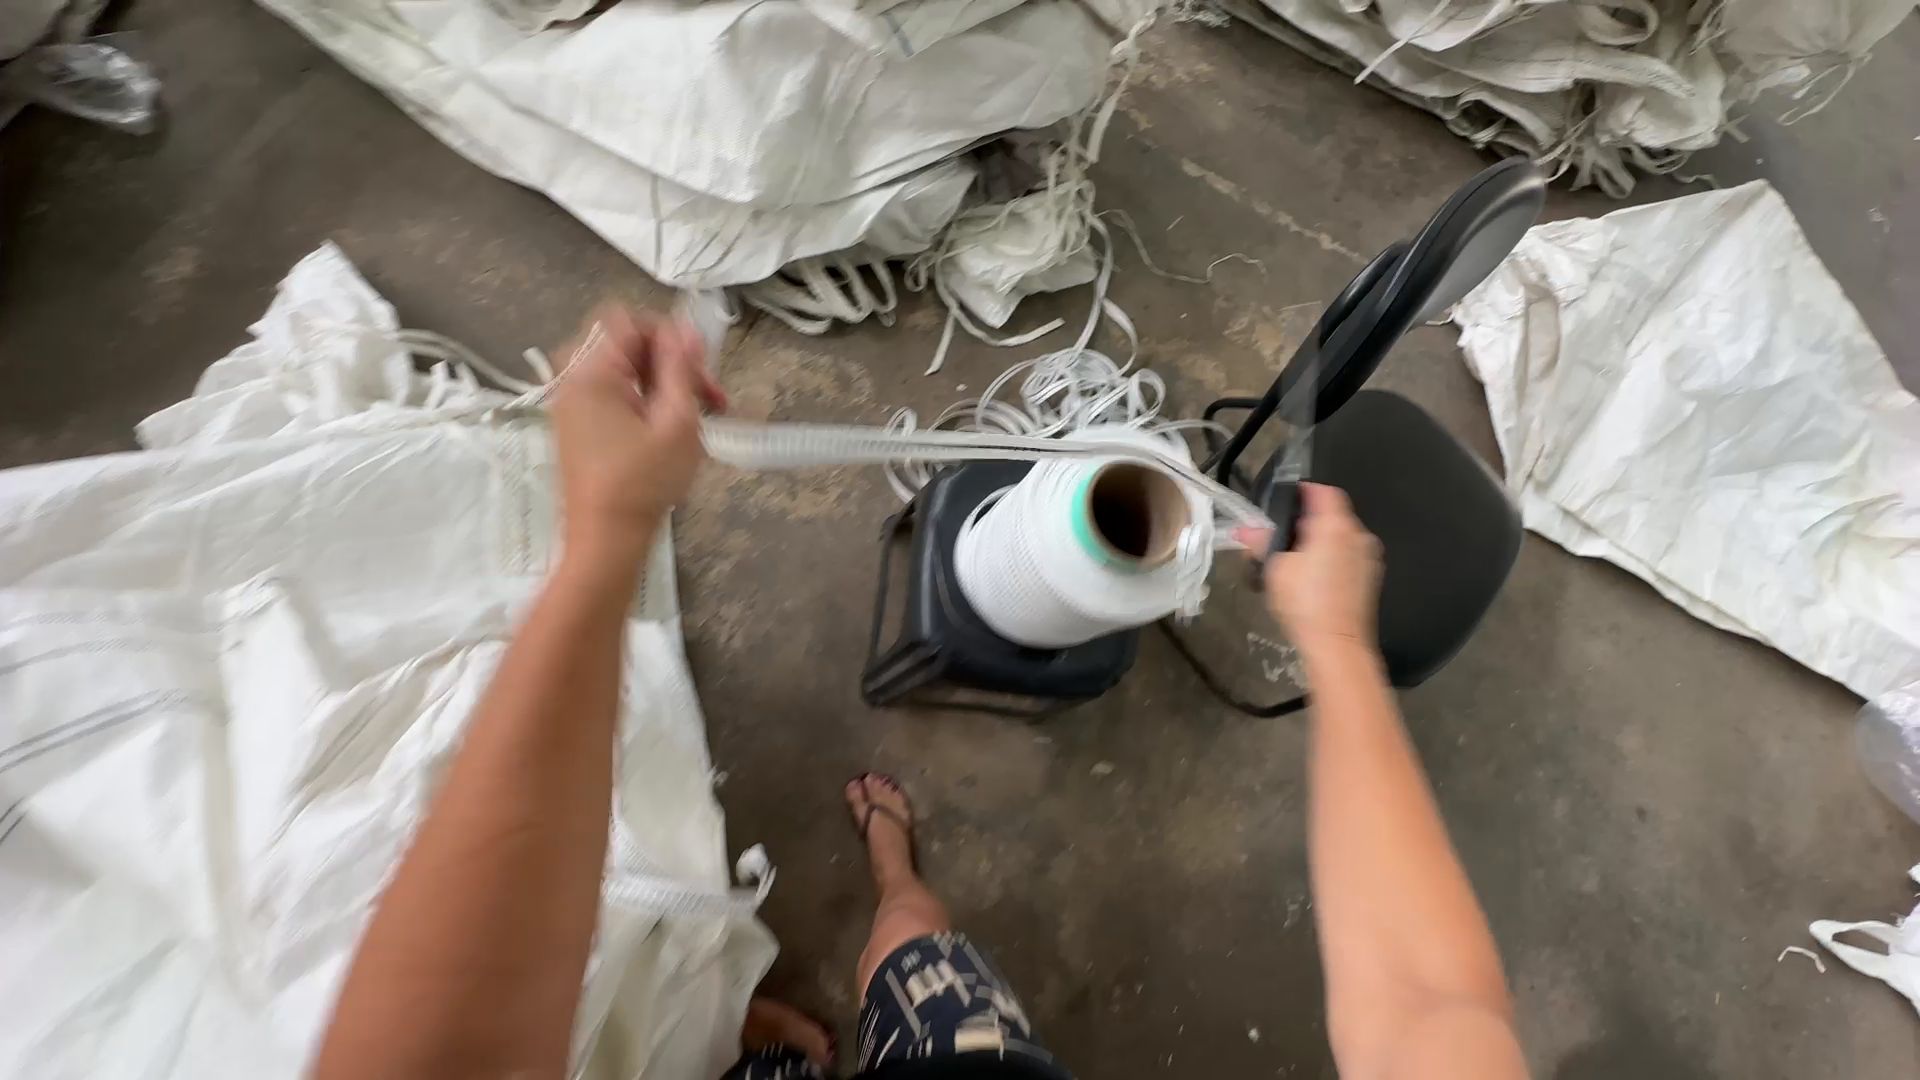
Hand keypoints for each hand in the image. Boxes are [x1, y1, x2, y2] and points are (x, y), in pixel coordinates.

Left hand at [550, 303, 726, 568]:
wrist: (606, 537)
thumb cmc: (645, 481)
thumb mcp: (677, 422)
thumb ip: (681, 369)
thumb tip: (687, 331)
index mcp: (589, 371)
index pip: (628, 320)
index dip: (669, 335)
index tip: (701, 369)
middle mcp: (571, 378)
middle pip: (626, 343)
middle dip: (671, 362)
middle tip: (707, 396)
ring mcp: (570, 403)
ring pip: (623, 370)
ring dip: (663, 383)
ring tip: (696, 416)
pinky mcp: (577, 425)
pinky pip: (613, 393)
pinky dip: (644, 400)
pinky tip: (670, 431)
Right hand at [1235, 483, 1381, 656]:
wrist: (1337, 643)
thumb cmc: (1304, 600)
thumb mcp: (1275, 568)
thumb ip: (1262, 542)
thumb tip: (1245, 530)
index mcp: (1337, 526)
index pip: (1324, 492)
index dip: (1302, 491)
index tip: (1281, 501)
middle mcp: (1358, 536)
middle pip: (1330, 516)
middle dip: (1304, 522)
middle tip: (1277, 536)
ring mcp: (1368, 558)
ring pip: (1338, 538)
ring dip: (1316, 541)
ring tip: (1289, 559)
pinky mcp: (1369, 578)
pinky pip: (1345, 556)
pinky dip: (1328, 557)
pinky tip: (1308, 577)